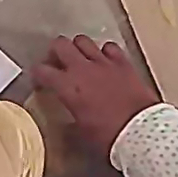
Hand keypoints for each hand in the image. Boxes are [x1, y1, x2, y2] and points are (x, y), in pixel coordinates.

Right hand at [30, 35, 159, 157]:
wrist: (139, 130)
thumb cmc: (108, 136)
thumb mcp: (82, 133)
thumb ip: (70, 123)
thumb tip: (67, 124)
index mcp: (67, 87)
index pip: (42, 71)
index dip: (37, 75)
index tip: (40, 81)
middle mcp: (82, 68)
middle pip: (60, 44)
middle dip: (56, 52)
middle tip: (59, 65)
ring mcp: (103, 62)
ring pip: (83, 40)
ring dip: (79, 49)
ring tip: (82, 61)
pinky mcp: (123, 62)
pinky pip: (109, 46)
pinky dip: (104, 52)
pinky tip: (105, 62)